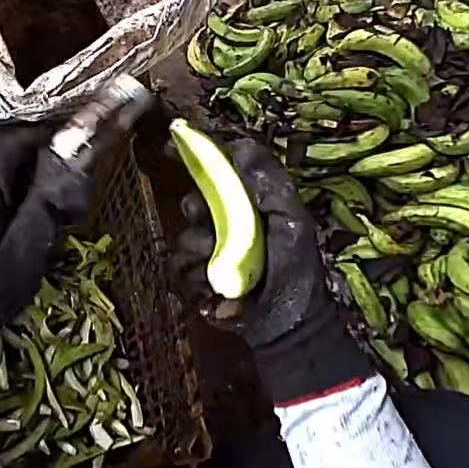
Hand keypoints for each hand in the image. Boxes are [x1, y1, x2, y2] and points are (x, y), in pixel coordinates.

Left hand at [0, 129, 94, 419]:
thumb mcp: (23, 256)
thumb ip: (44, 212)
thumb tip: (66, 176)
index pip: (11, 145)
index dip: (44, 141)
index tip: (73, 148)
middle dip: (34, 171)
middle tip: (67, 186)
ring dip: (17, 196)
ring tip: (46, 214)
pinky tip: (13, 240)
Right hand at [174, 138, 367, 404]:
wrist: (288, 324)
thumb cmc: (296, 268)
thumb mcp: (291, 219)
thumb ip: (268, 182)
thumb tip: (240, 143)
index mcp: (248, 203)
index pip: (218, 171)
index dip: (197, 155)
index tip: (172, 142)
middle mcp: (224, 222)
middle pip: (193, 200)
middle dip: (198, 208)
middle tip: (206, 219)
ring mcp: (207, 251)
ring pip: (184, 235)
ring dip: (202, 250)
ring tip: (224, 269)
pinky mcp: (194, 278)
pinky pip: (178, 266)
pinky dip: (196, 275)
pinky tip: (215, 287)